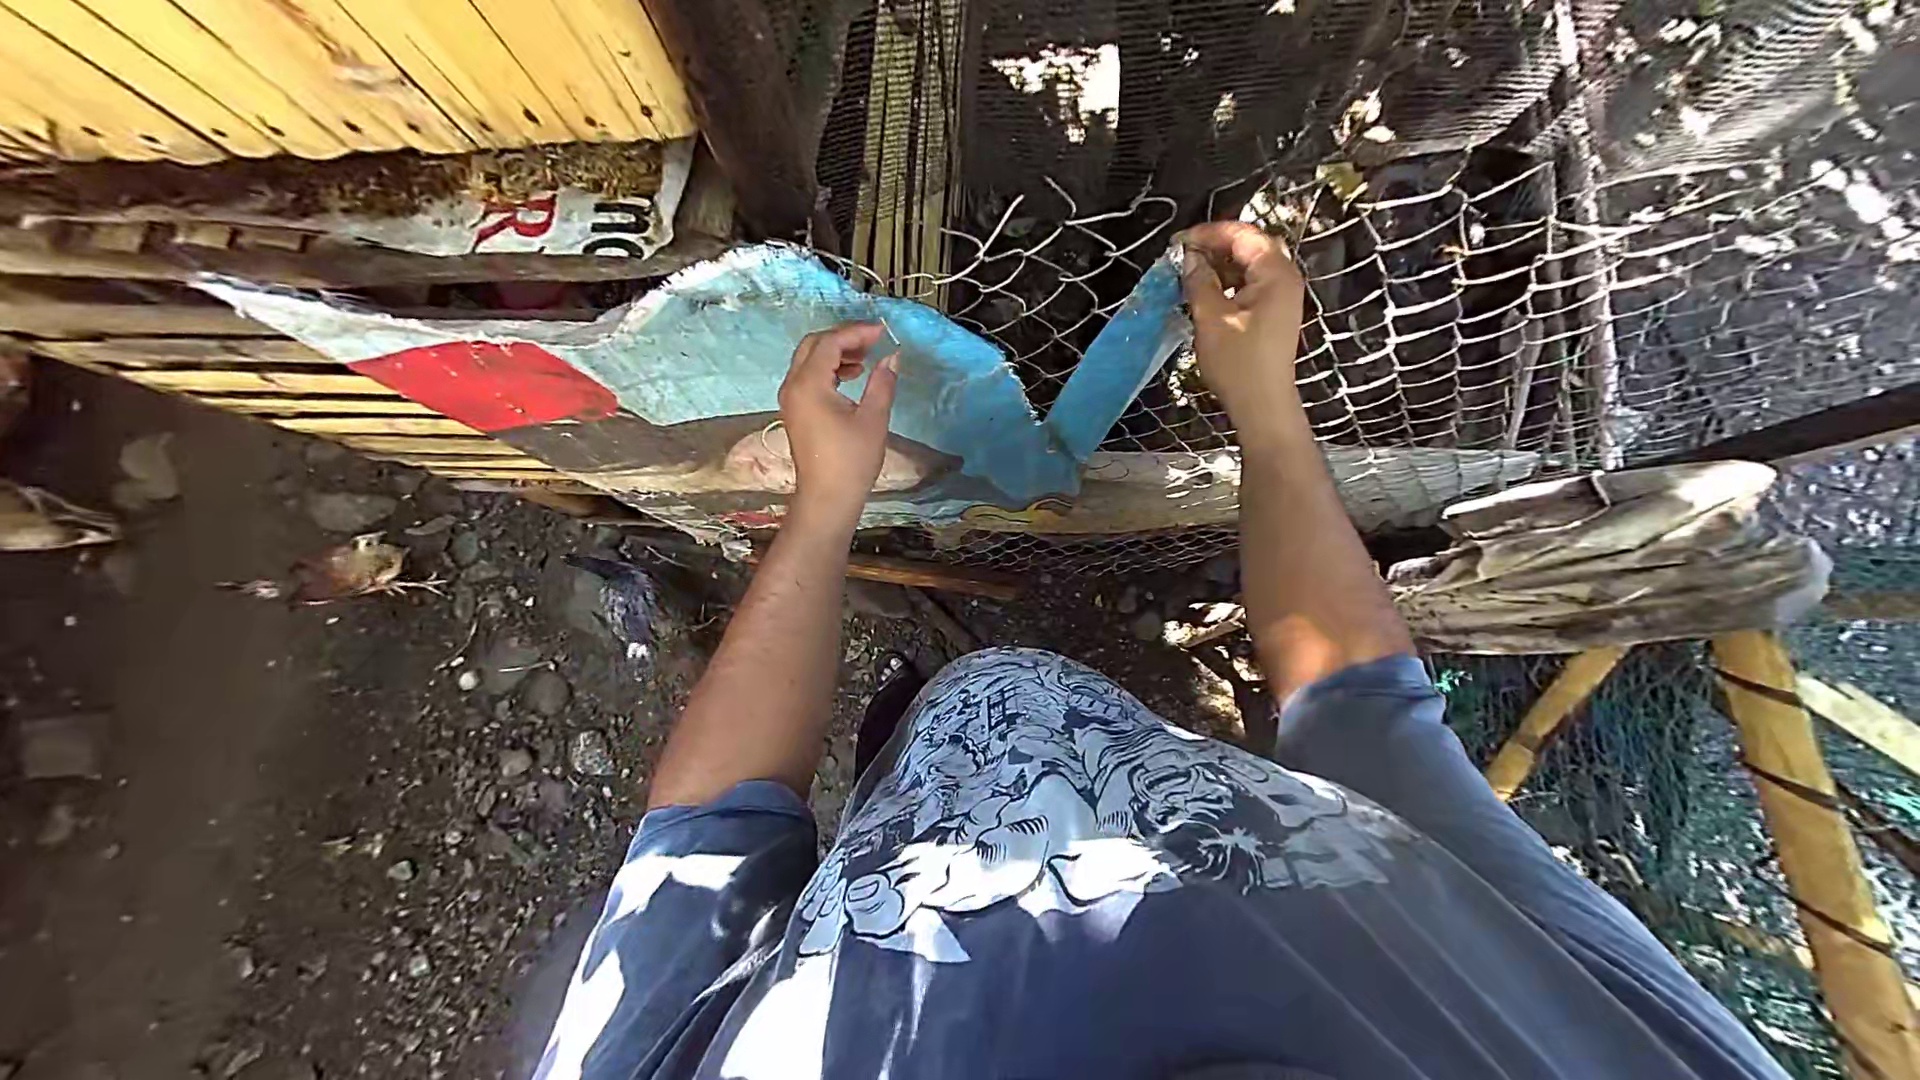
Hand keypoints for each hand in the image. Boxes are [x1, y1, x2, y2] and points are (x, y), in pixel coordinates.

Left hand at [777, 321, 898, 525]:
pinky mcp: (795, 411)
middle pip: (813, 345)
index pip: (830, 342)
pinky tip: (851, 376)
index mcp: (809, 384)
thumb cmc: (851, 461)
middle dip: (843, 338)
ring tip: (865, 358)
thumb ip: (882, 382)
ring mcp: (790, 399)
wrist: (828, 498)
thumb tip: (892, 357)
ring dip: (835, 353)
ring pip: (808, 360)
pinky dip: (828, 369)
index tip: (882, 333)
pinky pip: (808, 377)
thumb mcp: (873, 419)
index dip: (856, 333)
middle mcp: (793, 386)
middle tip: (872, 341)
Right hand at [1180, 222, 1308, 445]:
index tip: (1178, 242)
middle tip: (1181, 256)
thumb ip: (1199, 282)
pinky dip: (1227, 285)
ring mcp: (1281, 298)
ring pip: (1248, 268)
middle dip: (1214, 247)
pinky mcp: (1273, 315)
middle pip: (1249, 248)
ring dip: (1219, 267)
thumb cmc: (1237, 362)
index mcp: (1275, 273)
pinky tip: (1205, 294)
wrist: (1261, 403)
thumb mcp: (1211, 319)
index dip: (1210, 233)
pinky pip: (1249, 287)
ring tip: (1188, 274)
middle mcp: (1284, 279)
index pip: (1243, 234)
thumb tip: (1189, 257)